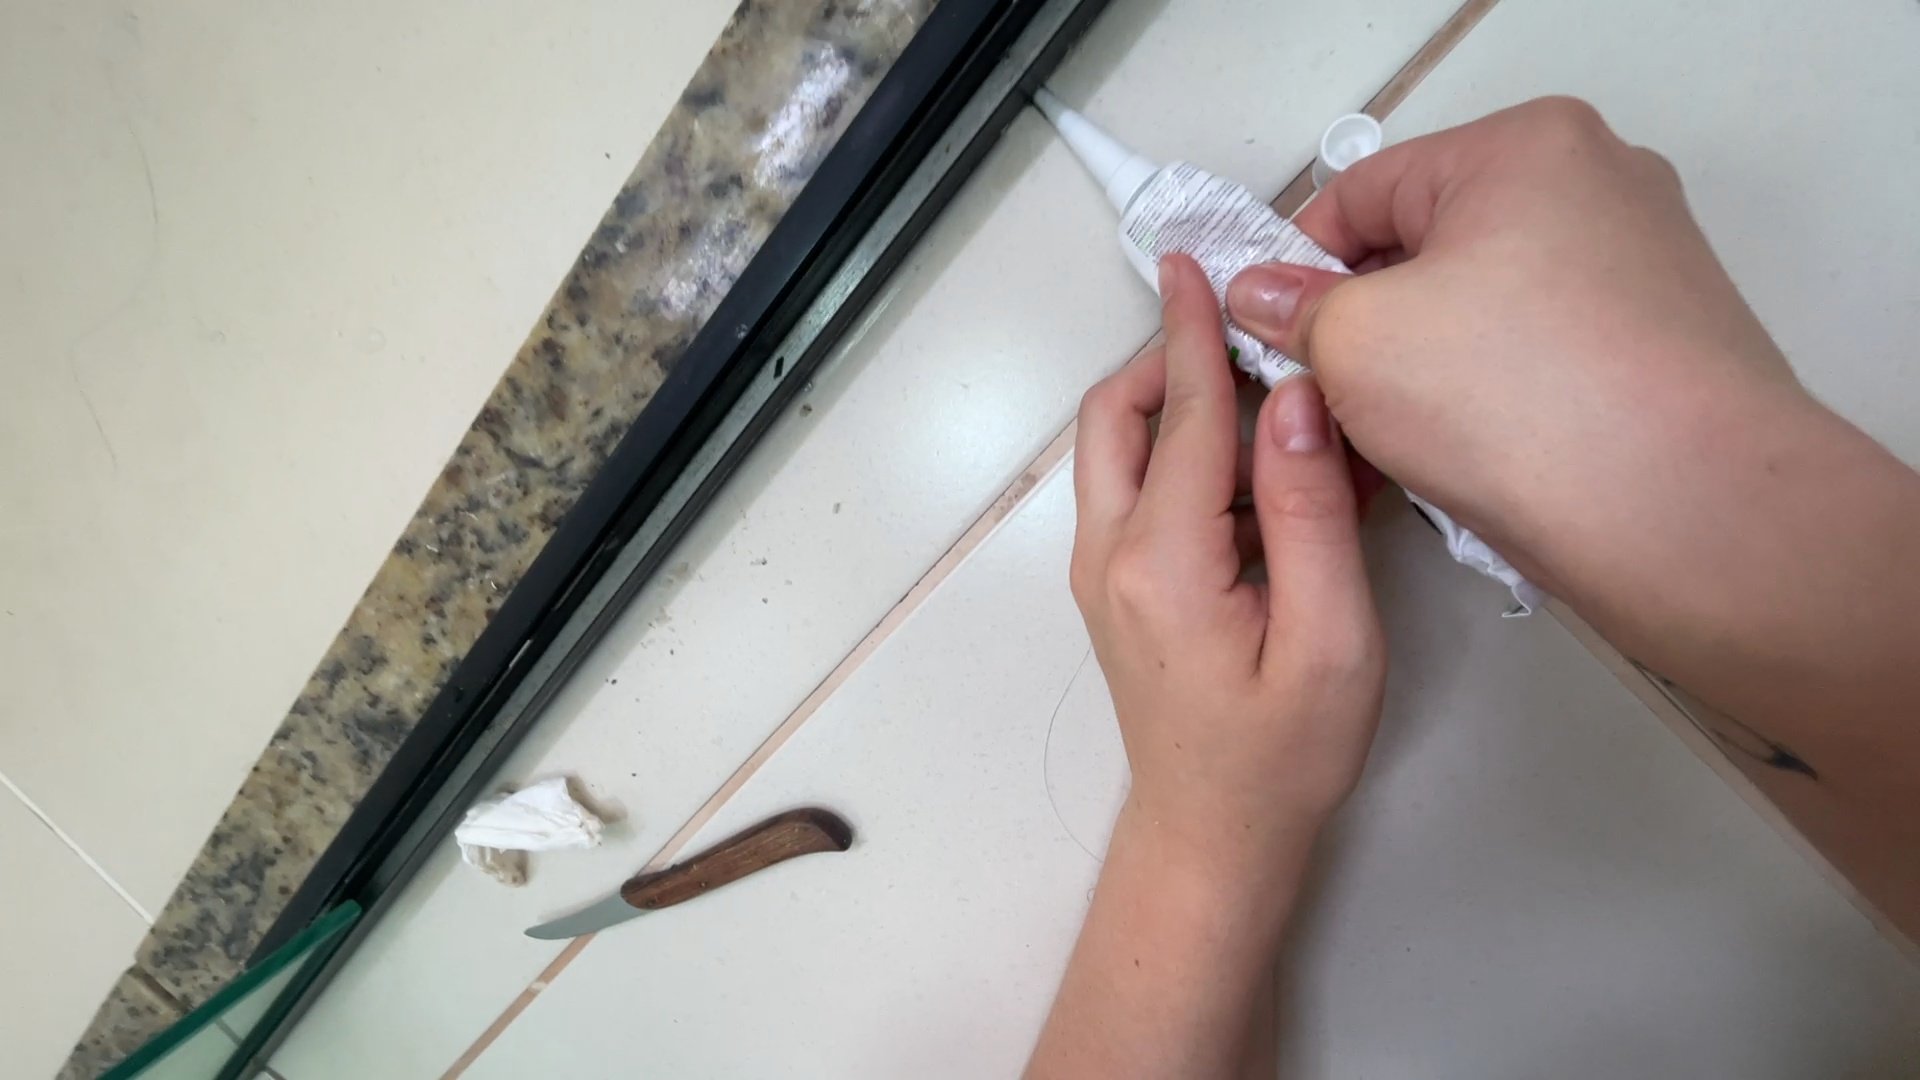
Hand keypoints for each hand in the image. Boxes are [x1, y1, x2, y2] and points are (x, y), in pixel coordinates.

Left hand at [1027, 255, 1384, 1079]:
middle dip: (1162, 363)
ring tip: (1254, 400)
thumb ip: (1308, 513)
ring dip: (1167, 408)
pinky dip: (1175, 457)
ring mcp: (1100, 569)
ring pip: (1113, 453)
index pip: (1177, 416)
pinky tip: (1245, 471)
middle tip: (1237, 340)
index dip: (1189, 334)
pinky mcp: (1114, 585)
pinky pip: (1131, 492)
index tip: (1190, 265)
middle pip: (1113, 421)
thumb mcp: (1329, 638)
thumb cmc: (1279, 752)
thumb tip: (1294, 403)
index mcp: (1161, 559)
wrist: (1211, 826)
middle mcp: (1108, 553)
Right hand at [1226, 96, 1812, 604]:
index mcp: (1520, 151)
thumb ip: (1287, 305)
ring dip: (1388, 363)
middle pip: (1410, 250)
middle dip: (1342, 321)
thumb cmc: (1497, 391)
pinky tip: (1420, 441)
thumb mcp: (1351, 336)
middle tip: (1299, 386)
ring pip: (1453, 308)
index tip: (1255, 330)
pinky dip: (1449, 386)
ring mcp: (1620, 269)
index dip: (1289, 262)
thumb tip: (1251, 292)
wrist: (1671, 508)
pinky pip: (1503, 350)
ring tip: (1352, 427)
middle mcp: (1584, 189)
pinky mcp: (1633, 345)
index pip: (1358, 191)